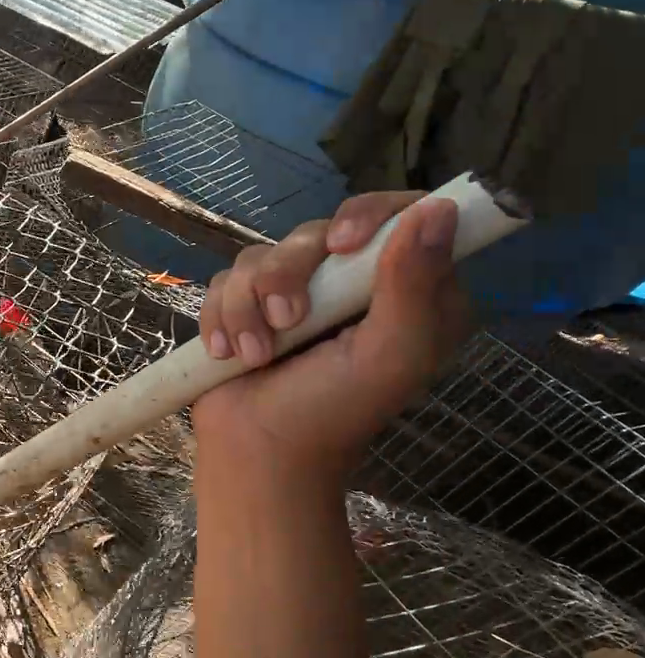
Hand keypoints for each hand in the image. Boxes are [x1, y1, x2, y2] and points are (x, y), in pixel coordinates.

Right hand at [192, 192, 468, 481]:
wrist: (255, 449)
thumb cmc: (332, 412)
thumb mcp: (388, 355)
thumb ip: (412, 286)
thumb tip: (438, 208)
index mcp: (407, 292)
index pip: (401, 215)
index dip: (367, 216)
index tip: (341, 246)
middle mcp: (350, 286)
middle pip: (312, 233)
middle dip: (285, 278)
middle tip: (286, 323)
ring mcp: (293, 295)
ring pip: (256, 258)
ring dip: (244, 307)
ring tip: (251, 355)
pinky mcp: (244, 307)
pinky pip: (221, 282)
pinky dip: (218, 317)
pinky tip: (226, 352)